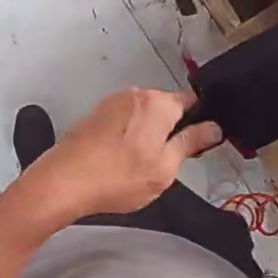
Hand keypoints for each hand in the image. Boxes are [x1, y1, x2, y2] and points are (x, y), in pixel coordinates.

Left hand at [23, 88, 222, 221]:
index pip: (191, 101)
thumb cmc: (120, 177)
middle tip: (168, 162)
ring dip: (147, 133)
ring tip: (141, 165)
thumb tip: (214, 127)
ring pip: (142, 115)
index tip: (198, 144)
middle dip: (171, 128)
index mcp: (158, 103)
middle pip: (165, 107)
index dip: (199, 120)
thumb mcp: (164, 168)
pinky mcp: (93, 116)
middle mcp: (135, 94)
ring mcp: (111, 103)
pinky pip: (122, 121)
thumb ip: (191, 143)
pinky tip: (120, 160)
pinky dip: (127, 136)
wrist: (62, 182)